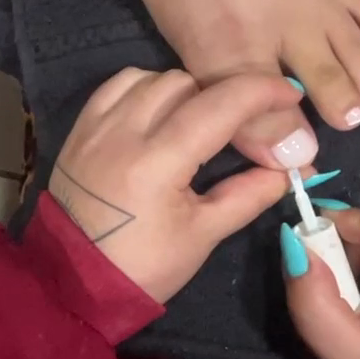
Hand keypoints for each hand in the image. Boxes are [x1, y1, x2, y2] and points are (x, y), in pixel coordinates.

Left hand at [50, 69, 298, 302]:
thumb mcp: (202, 235)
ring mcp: (95, 128)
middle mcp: (122, 132)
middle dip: (220, 97)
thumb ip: (248, 194)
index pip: (219, 105)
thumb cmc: (141, 266)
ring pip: (148, 78)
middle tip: (236, 126)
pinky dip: (142, 90)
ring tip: (193, 122)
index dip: (261, 92)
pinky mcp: (78, 131)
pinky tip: (154, 114)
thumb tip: (287, 168)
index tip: (287, 94)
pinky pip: (114, 88)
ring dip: (180, 91)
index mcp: (157, 161)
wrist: (71, 280)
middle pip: (185, 83)